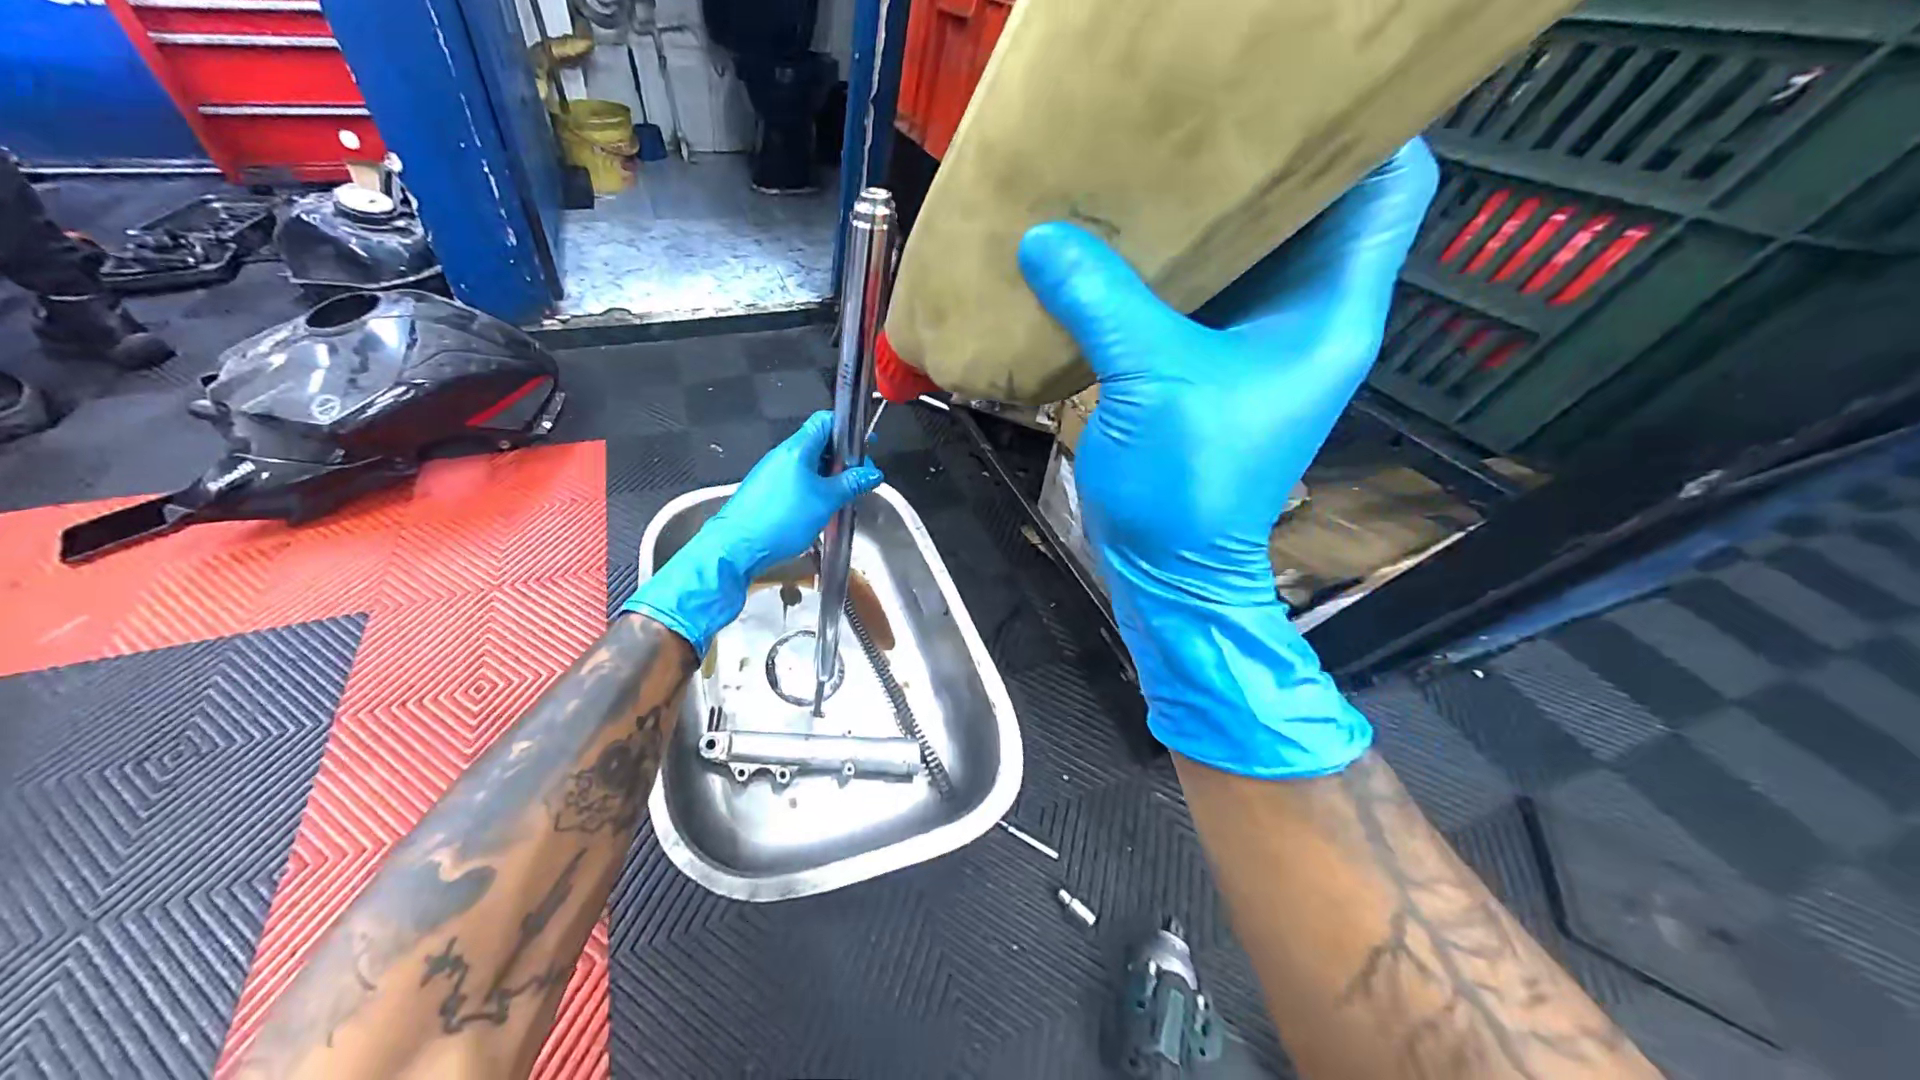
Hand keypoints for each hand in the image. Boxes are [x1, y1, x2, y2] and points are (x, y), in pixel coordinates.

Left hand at [622, 410, 883, 652]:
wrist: (737, 547)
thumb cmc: (776, 521)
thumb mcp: (825, 501)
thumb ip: (851, 484)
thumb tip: (871, 473)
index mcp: (796, 449)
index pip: (826, 421)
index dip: (848, 429)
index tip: (864, 444)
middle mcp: (782, 456)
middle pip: (819, 444)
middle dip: (842, 460)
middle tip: (858, 478)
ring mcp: (773, 473)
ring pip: (809, 465)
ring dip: (828, 478)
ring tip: (841, 498)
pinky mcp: (767, 491)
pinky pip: (797, 482)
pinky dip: (813, 490)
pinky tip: (820, 509)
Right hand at [1018, 139, 1437, 777]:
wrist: (1169, 564)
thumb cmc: (1190, 483)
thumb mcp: (1152, 382)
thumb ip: (1103, 302)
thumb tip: (1041, 236)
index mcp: (1328, 310)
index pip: (1388, 186)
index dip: (1365, 122)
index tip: (1305, 81)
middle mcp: (1302, 314)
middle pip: (1312, 204)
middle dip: (1271, 149)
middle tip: (1212, 101)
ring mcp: (1251, 339)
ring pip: (1249, 247)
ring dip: (1213, 205)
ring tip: (1161, 150)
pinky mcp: (1203, 360)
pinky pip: (1196, 290)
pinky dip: (1169, 259)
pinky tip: (1124, 232)